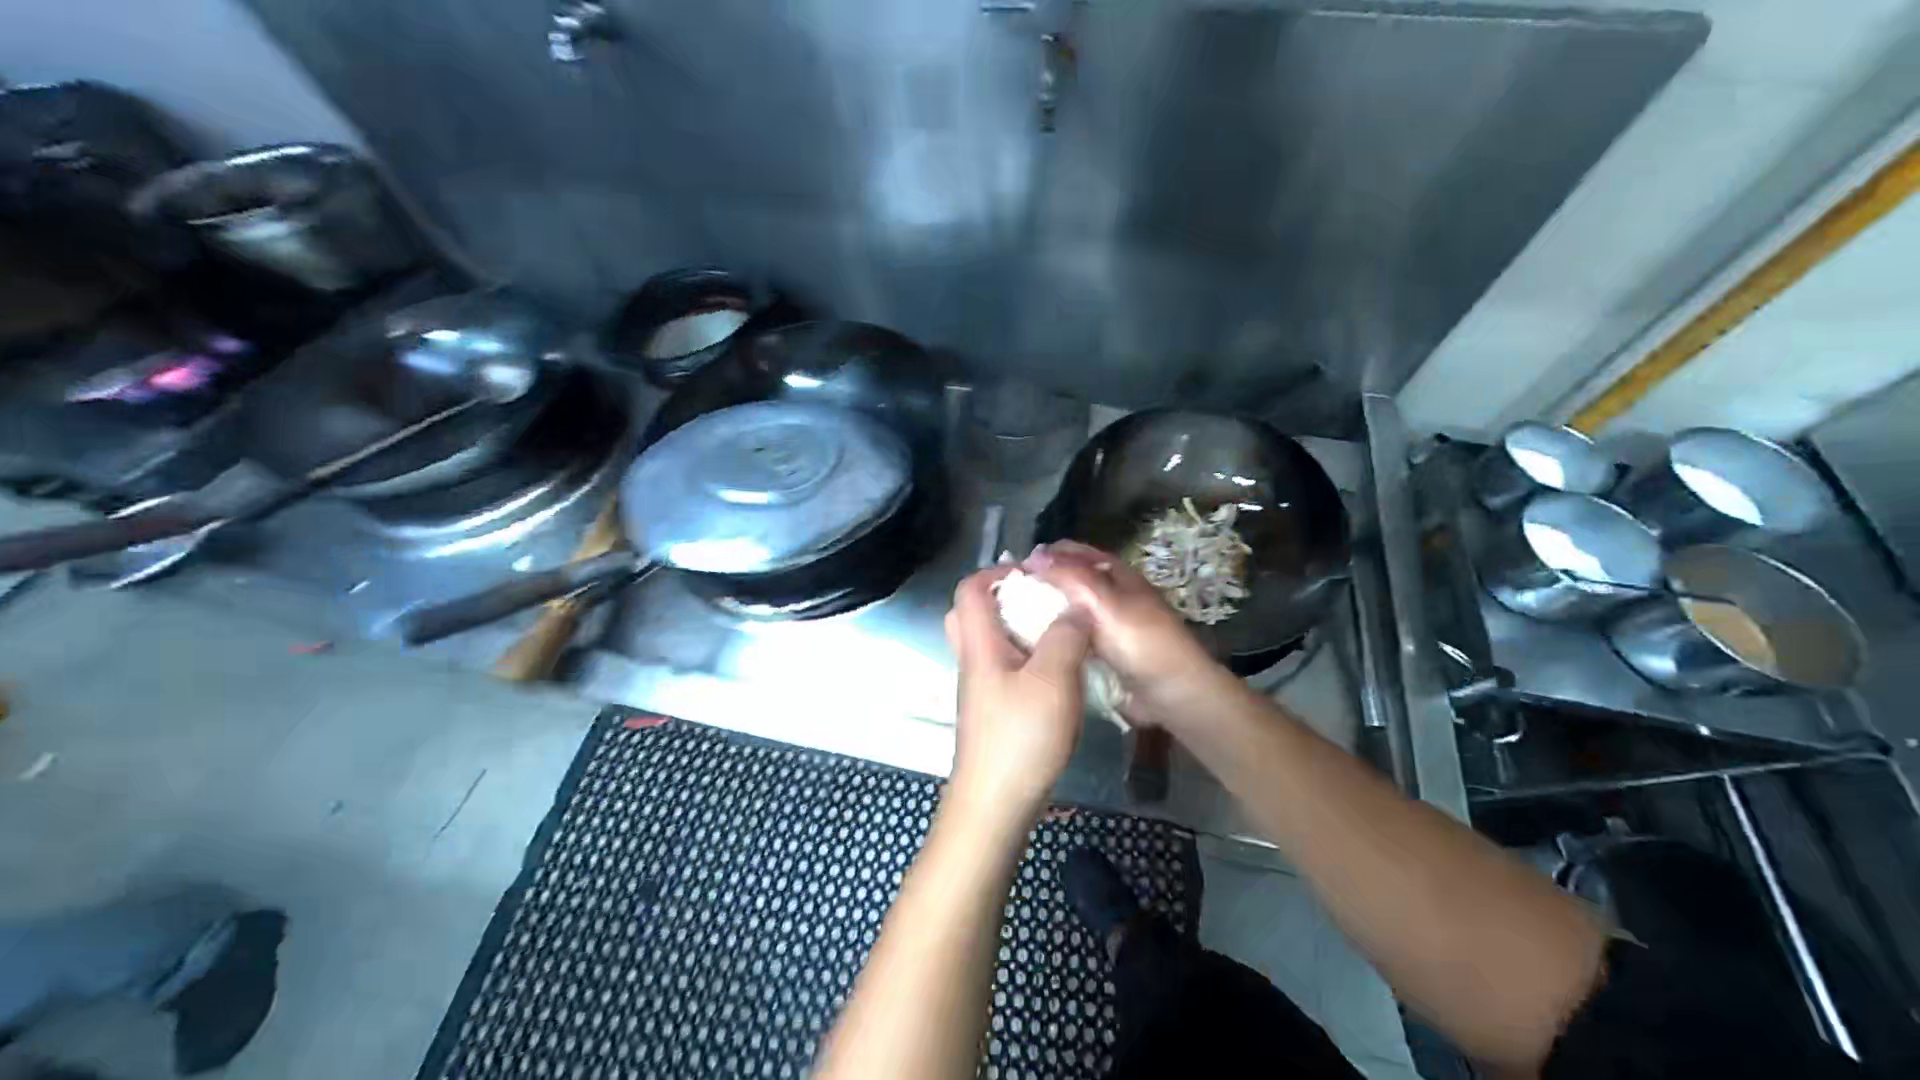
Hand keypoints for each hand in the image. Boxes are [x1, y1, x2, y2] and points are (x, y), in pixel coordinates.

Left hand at [944, 566, 1091, 826]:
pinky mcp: (994, 711)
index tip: (1035, 574)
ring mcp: (981, 689)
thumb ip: (1065, 636)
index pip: (970, 589)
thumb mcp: (1053, 679)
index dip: (997, 571)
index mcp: (979, 645)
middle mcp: (973, 661)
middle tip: (1044, 601)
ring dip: (1021, 629)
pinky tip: (1060, 672)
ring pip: (992, 642)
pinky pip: (1005, 668)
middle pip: (973, 613)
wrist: (996, 803)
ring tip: (1060, 632)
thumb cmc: (1021, 737)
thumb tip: (1075, 607)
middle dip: (1007, 598)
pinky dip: (1028, 658)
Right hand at [1023, 541, 1235, 730]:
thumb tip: (1034, 557)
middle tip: (1003, 598)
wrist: (1172, 693)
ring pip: (1064, 610)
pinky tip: (1026, 646)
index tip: (1012, 569)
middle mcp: (1106, 594)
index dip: (1043, 556)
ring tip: (1006, 621)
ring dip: (1041, 613)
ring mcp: (1101, 624)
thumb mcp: (1106, 603)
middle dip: (1038, 585)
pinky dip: (1050, 638)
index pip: (1071, 553)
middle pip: (1065, 581)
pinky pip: (1067, 638)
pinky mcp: (1097, 651)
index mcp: (1114, 574)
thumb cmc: (1142, 642)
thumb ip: (1071, 577)